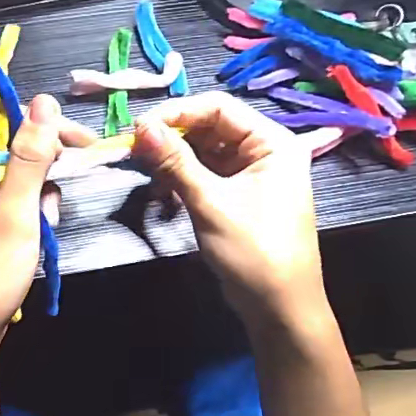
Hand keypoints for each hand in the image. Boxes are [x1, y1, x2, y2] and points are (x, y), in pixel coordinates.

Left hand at [0, 94, 95, 349]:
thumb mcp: (15, 214)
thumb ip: (30, 159)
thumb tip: (45, 101)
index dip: (35, 118)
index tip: (73, 135)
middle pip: (9, 144)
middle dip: (44, 160)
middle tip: (74, 175)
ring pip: (18, 172)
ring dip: (41, 190)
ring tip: (44, 223)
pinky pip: (15, 198)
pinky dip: (33, 209)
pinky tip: (39, 232)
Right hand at [132, 92, 326, 330]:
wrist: (279, 308)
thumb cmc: (254, 251)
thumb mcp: (210, 203)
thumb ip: (176, 161)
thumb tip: (142, 126)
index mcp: (272, 142)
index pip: (219, 107)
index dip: (178, 112)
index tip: (140, 127)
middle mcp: (264, 151)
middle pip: (210, 127)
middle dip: (172, 137)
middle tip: (136, 149)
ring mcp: (250, 174)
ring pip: (203, 151)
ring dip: (173, 160)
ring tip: (147, 173)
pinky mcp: (237, 195)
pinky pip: (204, 174)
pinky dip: (181, 179)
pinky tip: (161, 193)